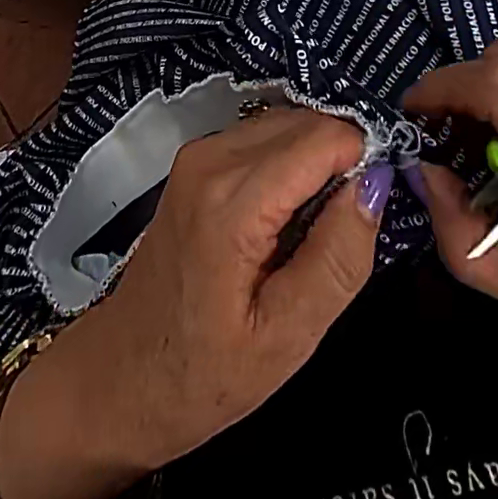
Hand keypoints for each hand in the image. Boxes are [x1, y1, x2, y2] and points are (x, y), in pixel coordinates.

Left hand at [0, 109, 387, 498]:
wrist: (120, 377)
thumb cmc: (204, 372)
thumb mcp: (290, 333)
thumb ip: (340, 253)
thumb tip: (377, 180)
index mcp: (232, 201)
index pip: (325, 136)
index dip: (364, 159)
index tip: (374, 205)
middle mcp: (212, 157)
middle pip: (308, 121)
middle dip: (344, 157)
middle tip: (352, 220)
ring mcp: (199, 152)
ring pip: (289, 122)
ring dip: (319, 157)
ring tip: (322, 221)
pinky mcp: (197, 159)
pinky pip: (265, 135)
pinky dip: (293, 159)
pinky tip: (291, 211)